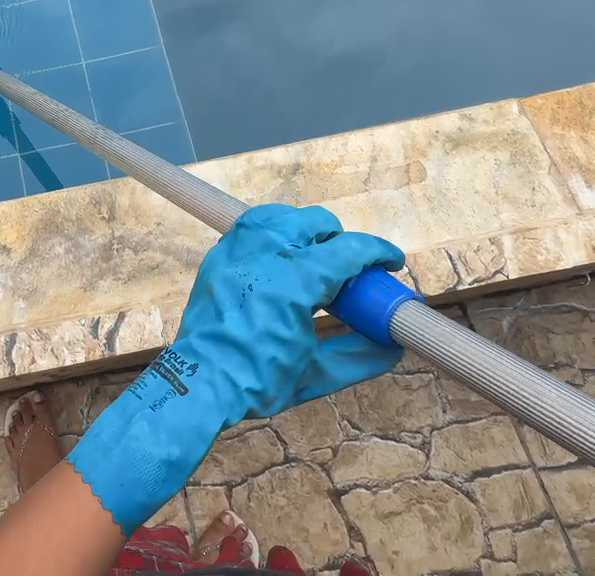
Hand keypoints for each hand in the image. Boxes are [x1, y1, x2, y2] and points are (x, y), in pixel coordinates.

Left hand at [67, 204, 405, 532]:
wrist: (202, 378)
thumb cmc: (258, 379)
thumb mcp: (318, 373)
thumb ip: (360, 355)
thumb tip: (393, 345)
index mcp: (296, 280)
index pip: (349, 249)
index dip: (378, 252)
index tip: (392, 262)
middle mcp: (267, 252)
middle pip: (316, 221)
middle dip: (340, 239)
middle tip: (350, 268)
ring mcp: (239, 247)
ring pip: (283, 216)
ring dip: (305, 230)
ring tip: (314, 257)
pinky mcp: (220, 252)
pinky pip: (253, 226)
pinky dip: (273, 232)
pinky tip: (281, 256)